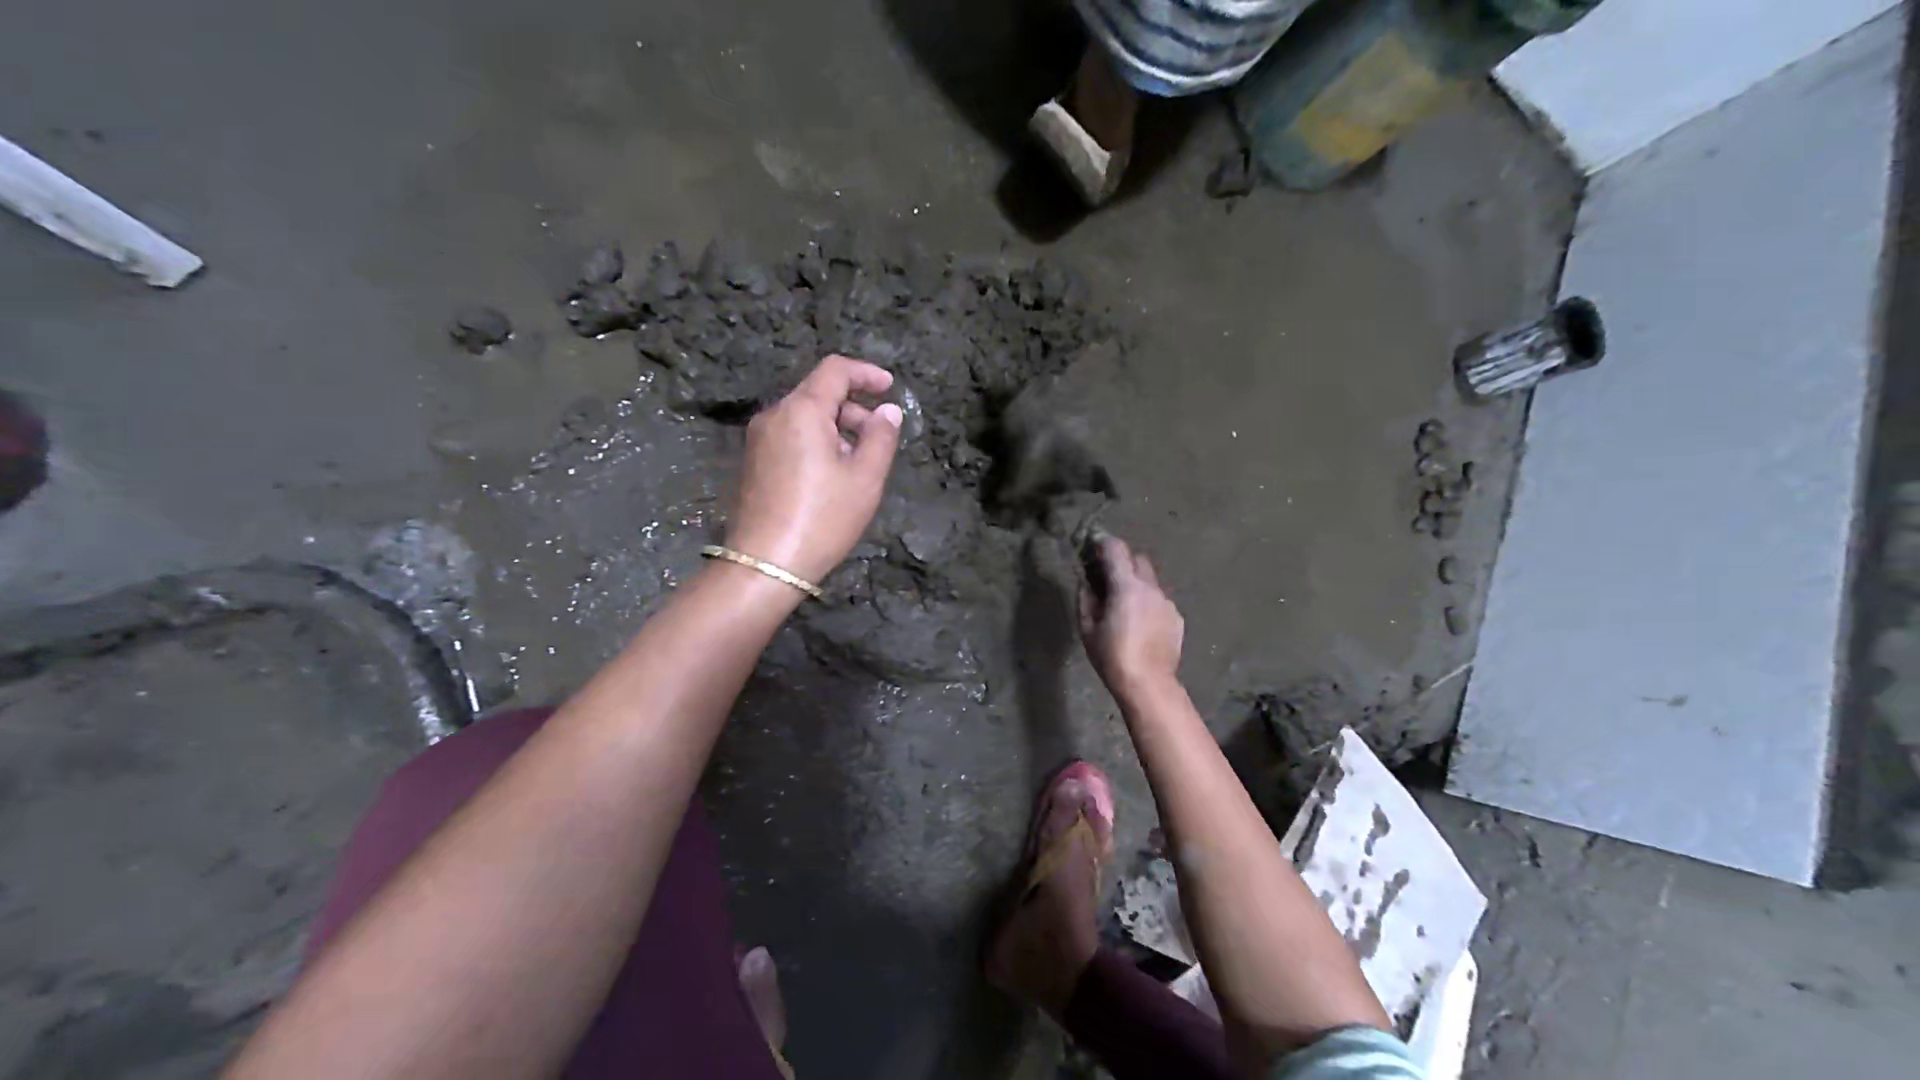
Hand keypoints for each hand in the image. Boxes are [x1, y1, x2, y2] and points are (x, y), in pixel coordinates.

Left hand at [725, 355, 903, 583]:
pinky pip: (791, 437)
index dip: (866, 373)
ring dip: (837, 428)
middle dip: (854, 408)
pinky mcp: (754, 463)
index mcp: (801, 411)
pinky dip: (817, 442)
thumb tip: (888, 411)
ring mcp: (759, 440)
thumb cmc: (823, 518)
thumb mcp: (865, 478)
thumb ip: (881, 437)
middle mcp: (774, 416)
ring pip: (804, 417)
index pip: (835, 370)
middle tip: (880, 439)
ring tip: (859, 464)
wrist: (765, 565)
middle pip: (818, 393)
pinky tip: (832, 476)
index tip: (890, 387)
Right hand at [1078, 532, 1183, 697]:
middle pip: (1138, 558)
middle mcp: (1151, 588)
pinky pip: (1159, 600)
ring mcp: (1167, 602)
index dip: (1102, 542)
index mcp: (1127, 587)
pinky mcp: (1176, 617)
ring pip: (1150, 580)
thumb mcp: (1087, 628)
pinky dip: (1148, 602)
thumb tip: (1086, 583)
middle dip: (1122, 560)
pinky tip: (1140, 623)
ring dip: (1136, 582)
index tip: (1092, 544)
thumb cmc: (1111, 656)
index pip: (1116, 549)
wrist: (1148, 684)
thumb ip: (1085, 598)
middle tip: (1107, 574)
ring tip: (1124, 603)